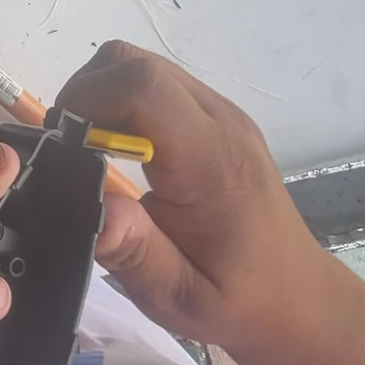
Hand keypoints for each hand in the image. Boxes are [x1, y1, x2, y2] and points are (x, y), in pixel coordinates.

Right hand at [55, 41, 346, 355]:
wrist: (300, 300)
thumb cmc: (238, 301)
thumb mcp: (180, 299)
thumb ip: (137, 255)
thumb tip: (98, 210)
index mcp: (210, 161)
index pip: (143, 86)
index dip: (89, 99)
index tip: (64, 142)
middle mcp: (220, 122)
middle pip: (135, 63)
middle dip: (87, 93)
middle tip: (71, 145)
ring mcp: (221, 113)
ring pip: (141, 64)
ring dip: (102, 95)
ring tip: (92, 148)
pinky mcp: (215, 116)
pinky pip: (155, 82)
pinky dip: (121, 101)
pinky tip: (120, 148)